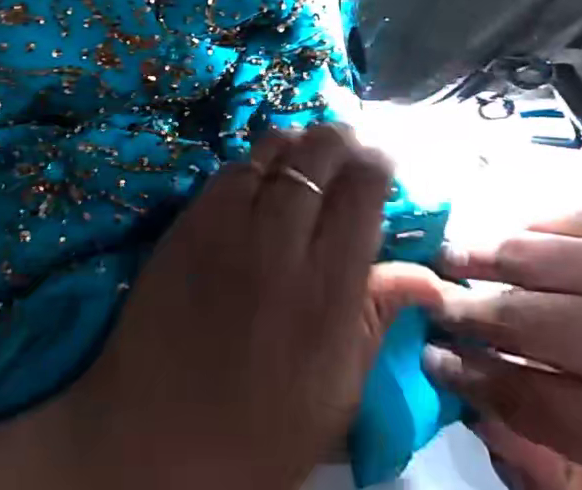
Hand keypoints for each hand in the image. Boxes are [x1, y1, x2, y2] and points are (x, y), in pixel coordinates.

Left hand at [70, 122, 432, 489]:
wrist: (152, 441)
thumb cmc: (260, 431)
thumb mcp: (339, 392)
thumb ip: (380, 318)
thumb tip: (429, 278)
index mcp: (328, 291)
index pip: (363, 191)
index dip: (378, 163)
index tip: (382, 165)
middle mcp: (280, 244)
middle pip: (320, 154)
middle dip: (342, 139)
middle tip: (349, 150)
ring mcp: (228, 227)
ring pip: (273, 148)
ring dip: (299, 143)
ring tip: (308, 155)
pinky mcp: (188, 223)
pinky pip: (231, 168)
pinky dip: (256, 161)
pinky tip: (262, 176)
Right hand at [417, 210, 581, 489]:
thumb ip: (558, 456)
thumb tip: (473, 401)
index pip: (538, 397)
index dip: (475, 377)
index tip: (434, 358)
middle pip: (533, 322)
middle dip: (469, 313)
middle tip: (431, 304)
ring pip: (543, 259)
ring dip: (485, 256)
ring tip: (449, 256)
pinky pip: (576, 220)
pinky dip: (532, 229)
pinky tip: (506, 238)